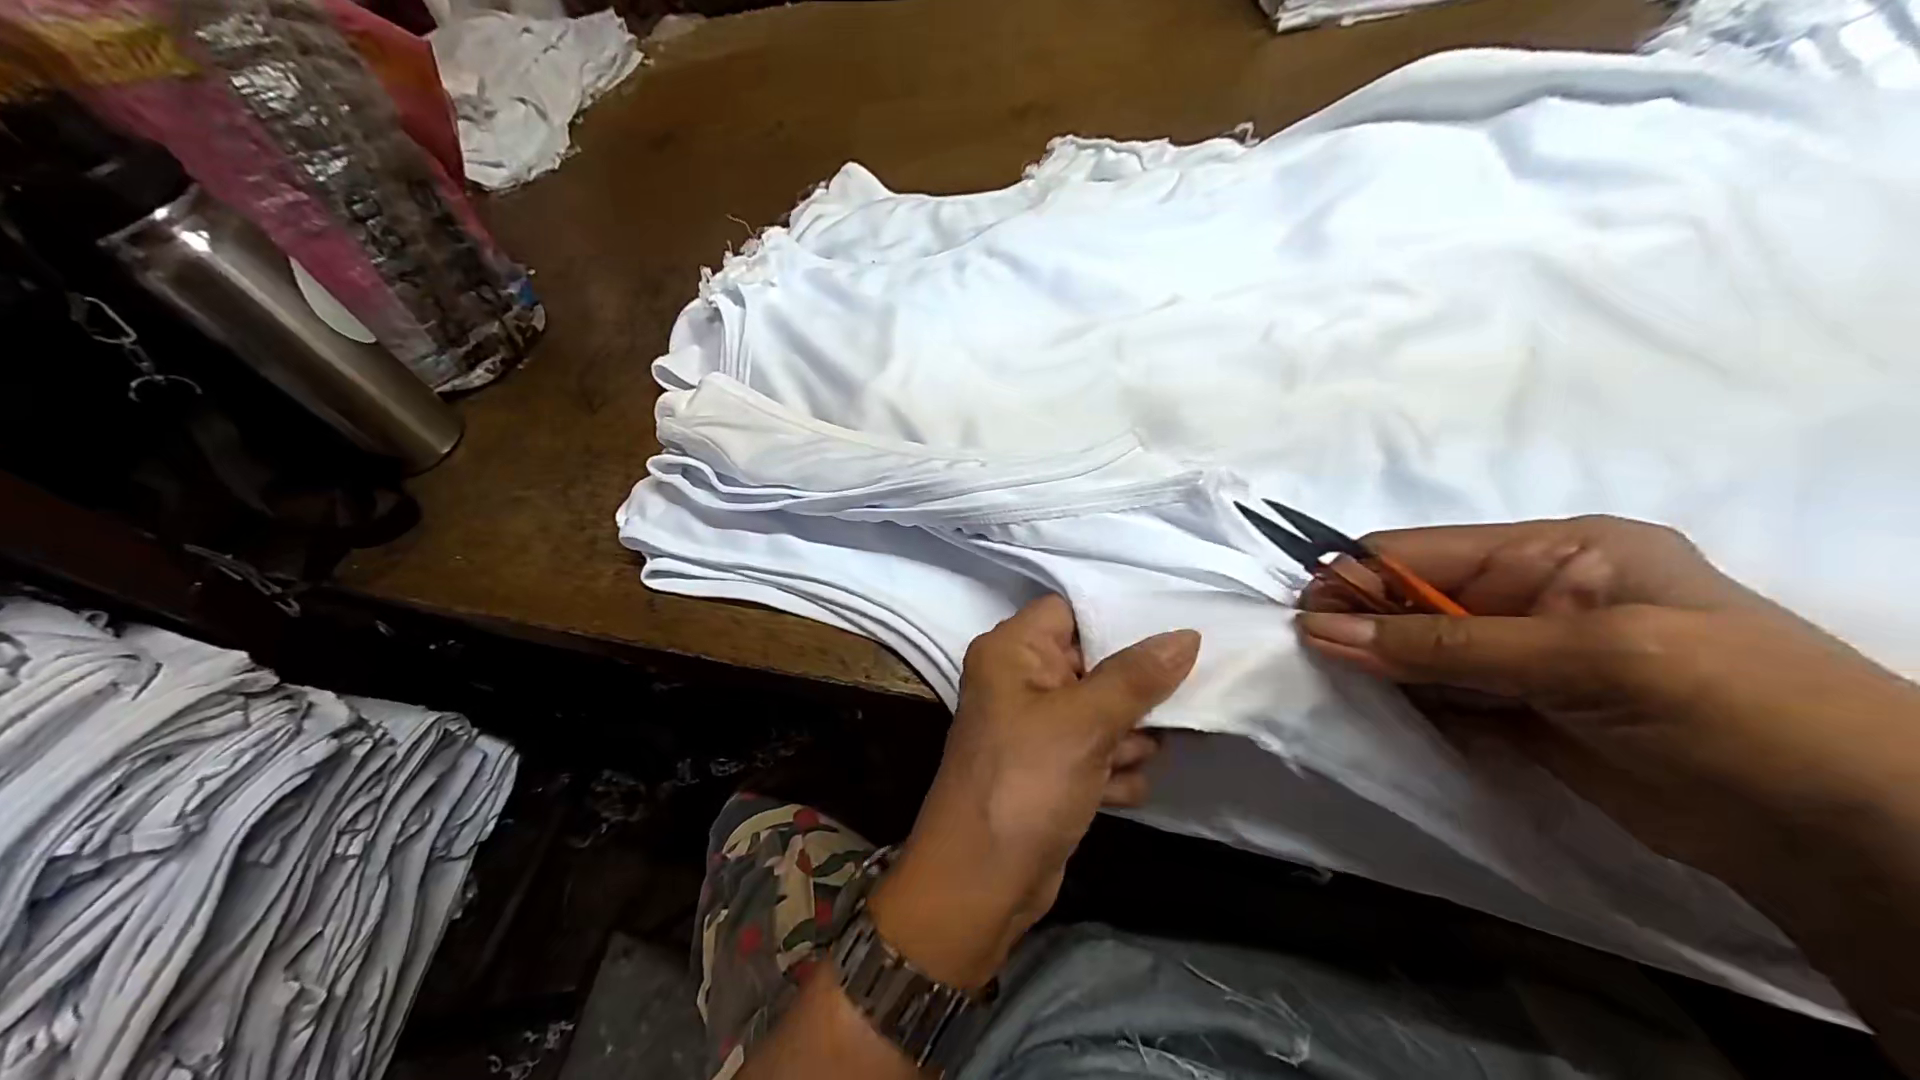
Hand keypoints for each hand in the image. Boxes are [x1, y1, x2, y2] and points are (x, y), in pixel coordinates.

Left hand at [867, 595, 1199, 988]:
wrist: (981, 883)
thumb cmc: (1026, 783)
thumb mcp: (1085, 722)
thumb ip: (1138, 676)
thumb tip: (1187, 634)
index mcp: (1012, 651)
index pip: (1070, 610)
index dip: (1117, 618)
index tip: (1172, 632)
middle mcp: (1020, 681)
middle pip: (1094, 661)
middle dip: (1131, 691)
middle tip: (1167, 706)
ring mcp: (1034, 727)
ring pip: (1102, 711)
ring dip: (1125, 736)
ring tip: (1126, 757)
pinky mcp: (1049, 768)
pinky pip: (1095, 752)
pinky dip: (1110, 770)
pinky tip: (1114, 791)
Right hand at [1295, 515, 1919, 885]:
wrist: (1853, 835)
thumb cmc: (1733, 705)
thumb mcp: (1586, 656)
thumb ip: (1445, 643)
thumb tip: (1319, 629)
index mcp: (1557, 553)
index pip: (1422, 553)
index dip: (1356, 577)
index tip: (1300, 617)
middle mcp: (1532, 597)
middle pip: (1411, 600)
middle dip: (1359, 624)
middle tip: (1305, 658)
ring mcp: (1526, 659)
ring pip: (1418, 651)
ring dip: (1376, 666)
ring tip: (1324, 685)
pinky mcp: (1522, 714)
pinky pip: (1440, 697)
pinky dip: (1403, 704)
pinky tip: (1369, 711)